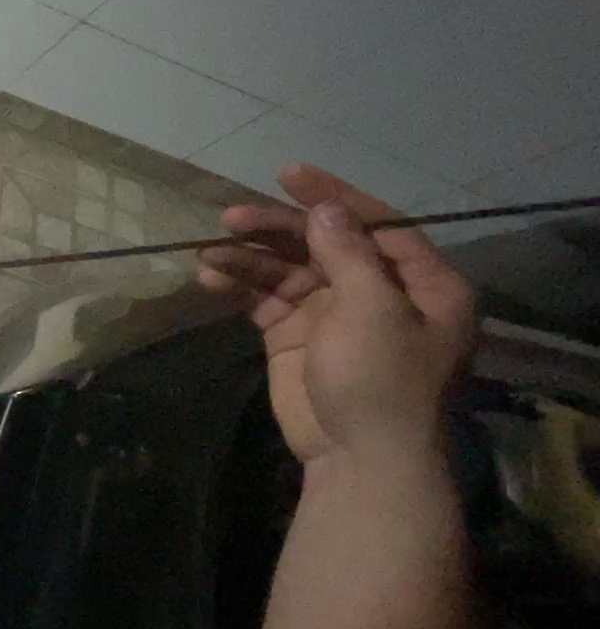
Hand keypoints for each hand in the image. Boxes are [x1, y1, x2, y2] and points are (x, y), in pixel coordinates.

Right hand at [198, 164, 474, 464]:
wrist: (359, 453)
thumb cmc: (382, 378)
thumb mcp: (373, 310)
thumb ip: (348, 255)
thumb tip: (326, 210)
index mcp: (418, 284)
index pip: (376, 225)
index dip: (333, 198)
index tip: (287, 174)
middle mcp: (377, 292)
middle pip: (321, 244)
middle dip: (276, 230)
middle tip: (229, 218)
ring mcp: (332, 314)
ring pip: (285, 270)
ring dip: (248, 259)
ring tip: (209, 255)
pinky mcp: (293, 335)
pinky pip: (262, 298)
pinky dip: (238, 286)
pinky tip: (211, 279)